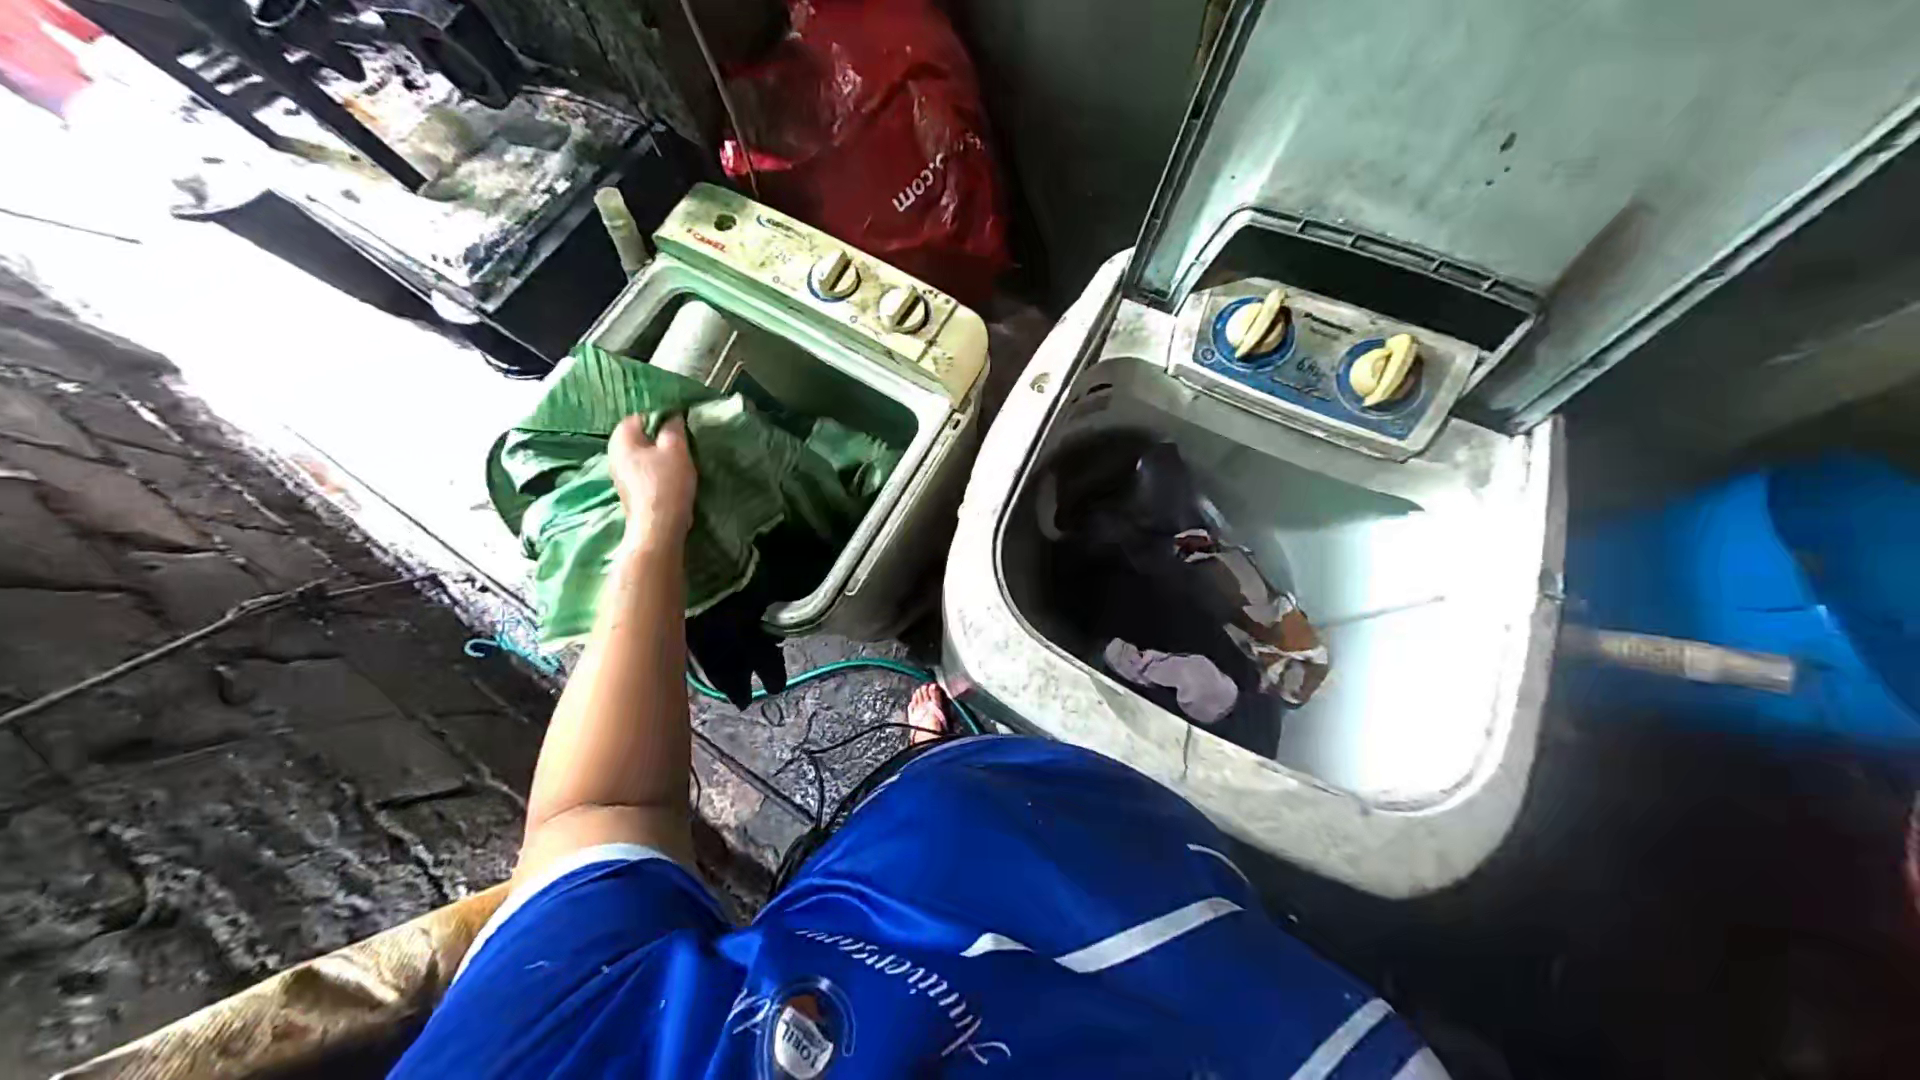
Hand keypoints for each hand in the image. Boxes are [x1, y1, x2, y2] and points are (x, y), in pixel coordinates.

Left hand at [609, 414, 695, 549]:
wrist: (658, 527)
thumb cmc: (666, 483)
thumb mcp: (676, 449)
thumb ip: (673, 428)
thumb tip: (672, 416)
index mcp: (621, 439)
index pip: (641, 416)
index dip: (662, 418)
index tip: (681, 427)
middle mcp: (614, 454)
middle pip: (641, 437)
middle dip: (661, 438)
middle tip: (684, 444)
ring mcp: (620, 475)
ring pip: (644, 456)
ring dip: (662, 457)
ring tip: (682, 462)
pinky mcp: (630, 491)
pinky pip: (646, 472)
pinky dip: (659, 472)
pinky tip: (674, 480)